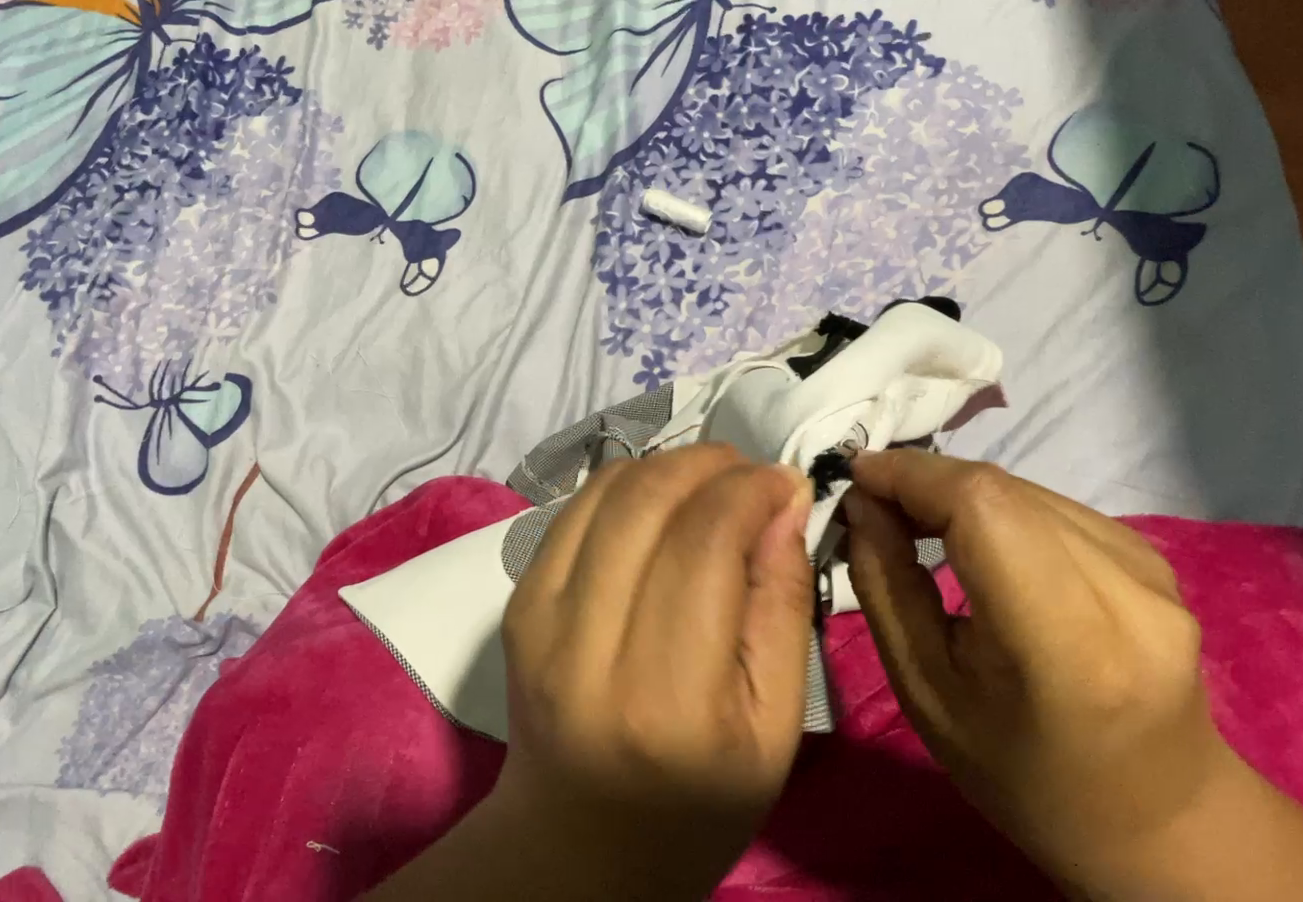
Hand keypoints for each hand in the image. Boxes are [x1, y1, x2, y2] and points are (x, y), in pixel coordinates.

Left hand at [370, 446, 815, 900]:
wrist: (577, 839)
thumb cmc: (697, 799)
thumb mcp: (774, 726)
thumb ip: (782, 606)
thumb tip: (784, 501)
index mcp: (667, 696)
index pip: (705, 542)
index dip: (750, 489)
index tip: (785, 482)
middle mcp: (588, 646)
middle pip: (648, 501)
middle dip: (711, 464)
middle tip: (750, 474)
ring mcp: (538, 616)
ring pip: (606, 491)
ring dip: (668, 465)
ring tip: (711, 481)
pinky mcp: (518, 601)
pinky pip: (574, 509)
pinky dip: (626, 487)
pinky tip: (660, 504)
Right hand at [843, 450, 1302, 900]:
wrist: (1155, 815)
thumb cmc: (1020, 770)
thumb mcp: (925, 689)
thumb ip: (886, 586)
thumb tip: (861, 503)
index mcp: (1067, 643)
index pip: (984, 509)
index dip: (913, 476)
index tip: (856, 474)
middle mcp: (1125, 593)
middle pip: (1004, 490)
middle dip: (925, 481)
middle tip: (873, 501)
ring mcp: (1151, 571)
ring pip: (1026, 490)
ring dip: (957, 491)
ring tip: (912, 517)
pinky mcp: (1155, 558)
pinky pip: (1052, 507)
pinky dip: (996, 507)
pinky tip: (970, 535)